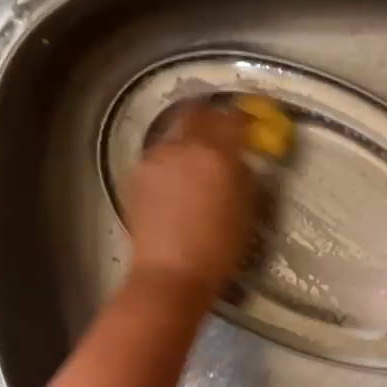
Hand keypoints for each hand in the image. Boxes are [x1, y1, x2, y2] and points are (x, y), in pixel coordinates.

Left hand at [122, 103, 254, 295]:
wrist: (170, 273)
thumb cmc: (219, 247)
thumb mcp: (246, 209)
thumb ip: (244, 174)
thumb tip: (240, 159)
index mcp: (216, 153)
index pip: (232, 118)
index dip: (244, 116)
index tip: (250, 122)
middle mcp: (181, 147)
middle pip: (196, 114)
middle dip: (211, 118)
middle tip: (222, 132)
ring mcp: (154, 160)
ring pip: (175, 137)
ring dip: (188, 143)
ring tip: (197, 166)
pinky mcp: (136, 176)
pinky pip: (159, 158)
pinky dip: (172, 163)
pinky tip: (177, 185)